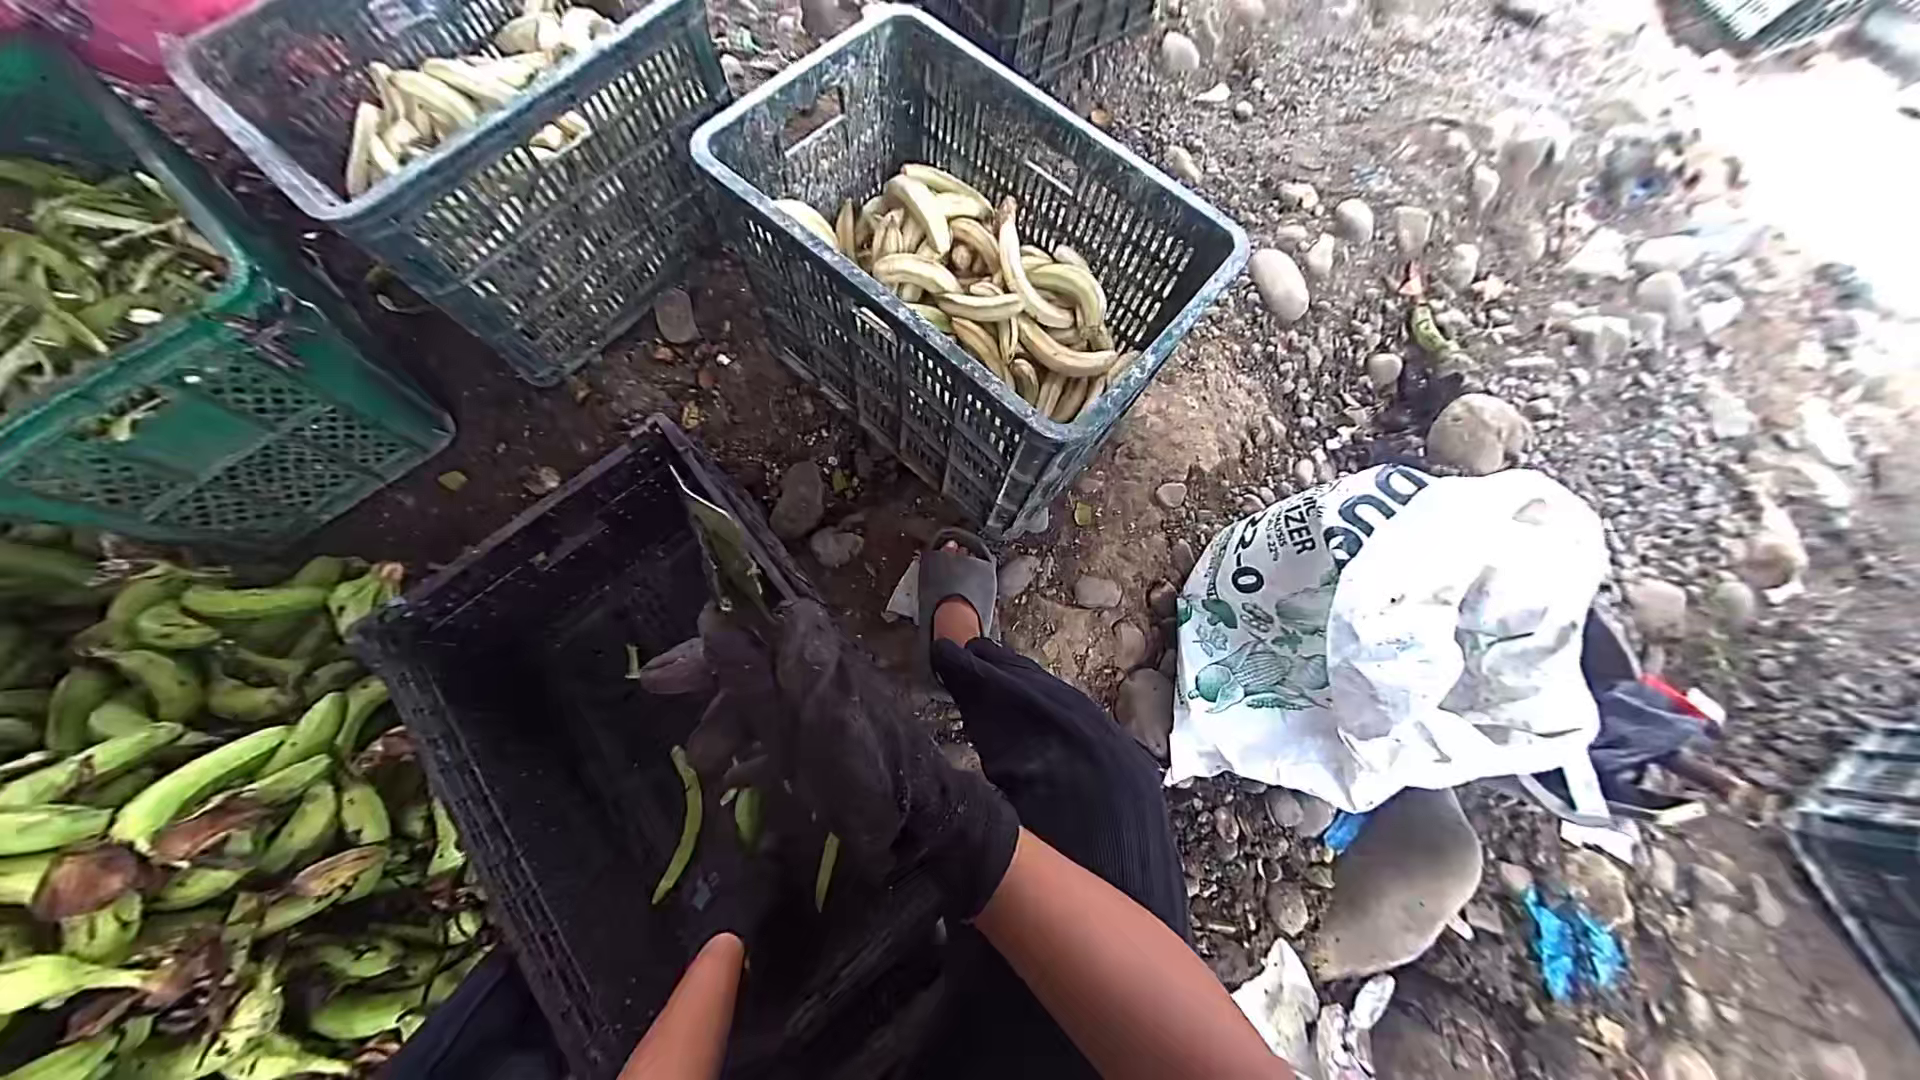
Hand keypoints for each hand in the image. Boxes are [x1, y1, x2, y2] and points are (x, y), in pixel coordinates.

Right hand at [643, 600, 1018, 919]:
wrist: (915, 812)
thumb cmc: (855, 767)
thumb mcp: (795, 723)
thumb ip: (755, 675)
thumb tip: (712, 617)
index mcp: (813, 649)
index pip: (754, 619)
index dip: (709, 638)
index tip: (667, 670)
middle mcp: (819, 660)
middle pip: (752, 655)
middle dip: (709, 682)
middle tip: (661, 695)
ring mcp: (824, 692)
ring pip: (762, 692)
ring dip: (728, 723)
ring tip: (706, 765)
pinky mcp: (829, 722)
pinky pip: (781, 722)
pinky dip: (755, 744)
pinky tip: (734, 774)